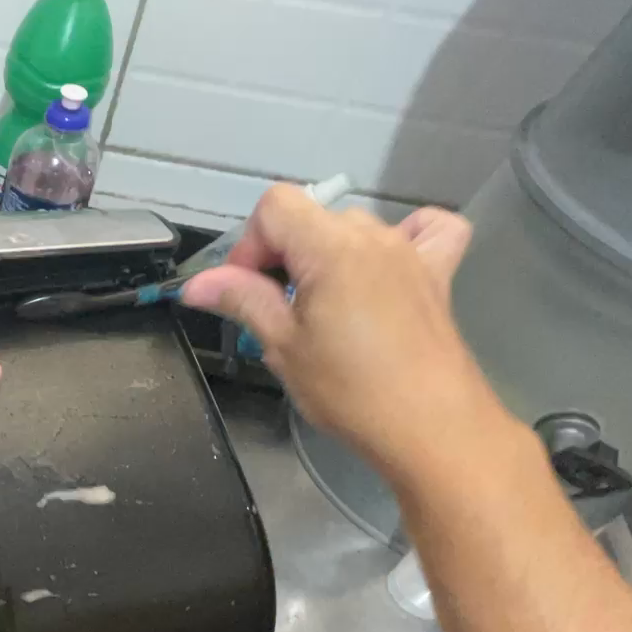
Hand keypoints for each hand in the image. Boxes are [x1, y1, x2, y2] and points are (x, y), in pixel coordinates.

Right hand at [179, 185, 517, 483]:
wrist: (427, 424)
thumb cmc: (347, 389)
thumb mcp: (282, 345)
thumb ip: (241, 300)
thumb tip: (195, 284)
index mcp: (331, 249)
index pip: (276, 207)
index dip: (250, 244)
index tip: (246, 290)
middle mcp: (374, 236)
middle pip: (311, 218)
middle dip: (281, 255)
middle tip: (272, 310)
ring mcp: (410, 251)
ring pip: (352, 227)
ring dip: (324, 256)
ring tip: (319, 307)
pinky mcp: (436, 272)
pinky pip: (424, 230)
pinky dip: (400, 238)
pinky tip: (381, 268)